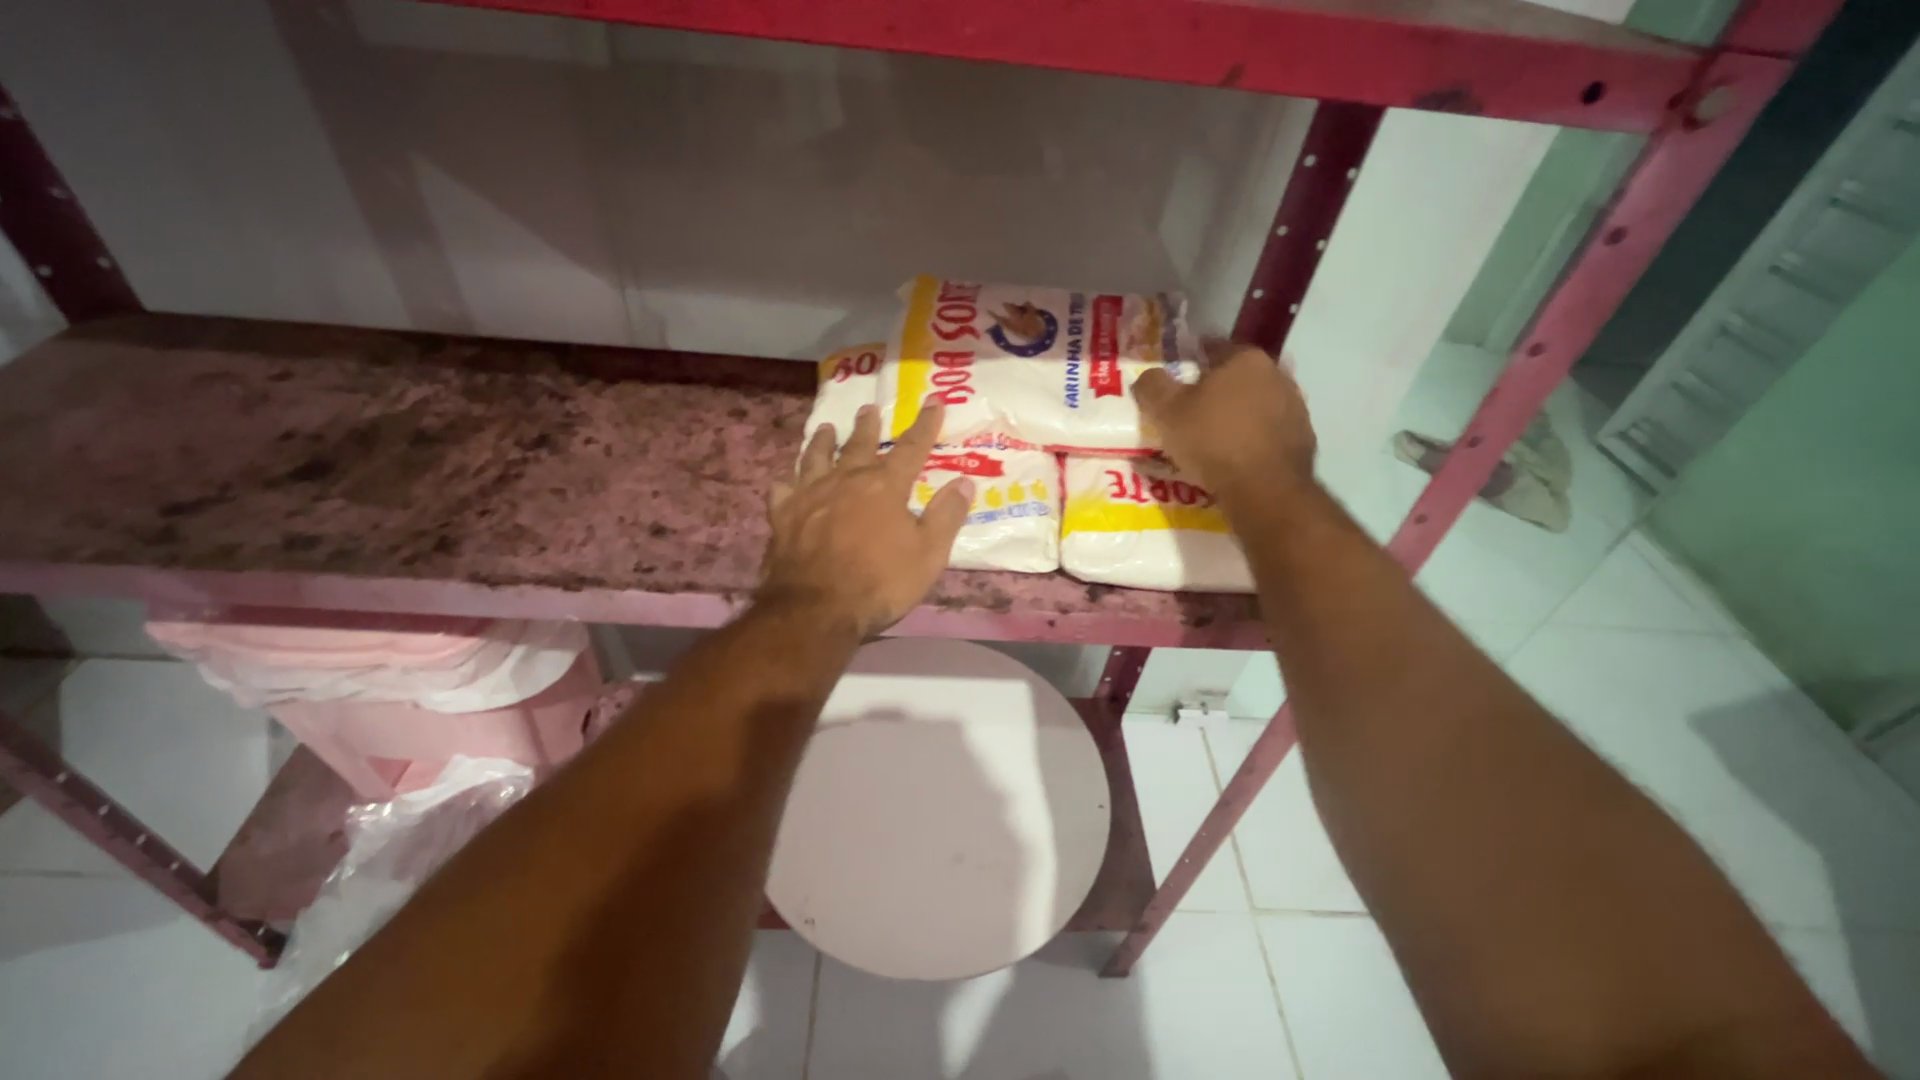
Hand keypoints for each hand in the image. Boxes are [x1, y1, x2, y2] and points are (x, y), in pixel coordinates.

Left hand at [759, 402, 972, 637]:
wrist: (817, 608)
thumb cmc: (880, 582)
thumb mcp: (928, 555)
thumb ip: (946, 516)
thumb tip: (963, 481)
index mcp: (885, 487)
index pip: (911, 448)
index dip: (925, 425)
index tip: (934, 402)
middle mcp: (846, 481)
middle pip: (859, 446)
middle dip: (867, 426)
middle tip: (868, 409)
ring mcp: (810, 496)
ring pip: (816, 458)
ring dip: (823, 441)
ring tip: (826, 429)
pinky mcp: (783, 516)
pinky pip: (783, 488)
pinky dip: (787, 480)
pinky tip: (787, 479)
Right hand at [1133, 341, 1316, 503]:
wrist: (1265, 490)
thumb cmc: (1212, 441)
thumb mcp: (1167, 412)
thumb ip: (1152, 386)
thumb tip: (1148, 376)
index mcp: (1245, 358)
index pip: (1211, 349)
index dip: (1188, 364)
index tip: (1173, 384)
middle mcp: (1276, 374)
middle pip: (1236, 377)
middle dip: (1214, 391)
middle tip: (1190, 414)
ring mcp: (1295, 406)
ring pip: (1255, 404)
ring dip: (1236, 415)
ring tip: (1212, 440)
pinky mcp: (1303, 438)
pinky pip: (1268, 432)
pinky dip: (1252, 439)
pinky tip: (1236, 458)